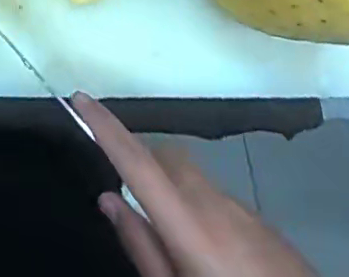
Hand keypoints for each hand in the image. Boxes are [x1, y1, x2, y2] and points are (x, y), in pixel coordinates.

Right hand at [72, 92, 318, 276]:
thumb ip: (142, 247)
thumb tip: (109, 200)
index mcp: (187, 223)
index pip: (136, 160)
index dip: (105, 126)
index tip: (81, 98)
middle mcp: (214, 204)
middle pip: (166, 158)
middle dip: (142, 161)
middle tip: (130, 196)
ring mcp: (245, 212)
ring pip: (193, 178)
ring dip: (173, 187)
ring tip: (173, 234)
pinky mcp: (267, 227)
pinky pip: (221, 200)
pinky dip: (201, 207)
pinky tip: (212, 251)